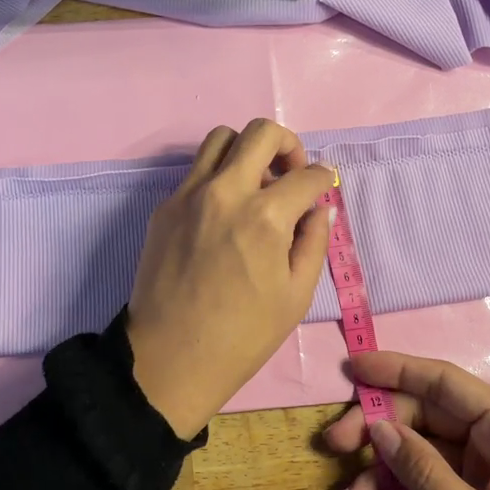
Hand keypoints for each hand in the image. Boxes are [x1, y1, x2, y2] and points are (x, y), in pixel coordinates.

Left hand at [125, 119, 336, 438]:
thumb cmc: (242, 335)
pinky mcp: (166, 204)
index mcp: (265, 216)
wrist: (170, 357)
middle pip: (260, 132)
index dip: (323, 179)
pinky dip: (218, 176)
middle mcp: (225, 191)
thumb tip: (318, 207)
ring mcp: (189, 193)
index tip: (323, 187)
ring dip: (246, 151)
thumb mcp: (296, 295)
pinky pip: (196, 170)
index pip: (306, 174)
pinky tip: (225, 212)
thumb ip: (313, 241)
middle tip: (290, 173)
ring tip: (256, 185)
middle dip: (287, 144)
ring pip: (221, 138)